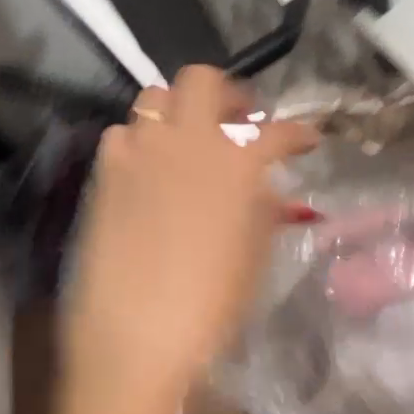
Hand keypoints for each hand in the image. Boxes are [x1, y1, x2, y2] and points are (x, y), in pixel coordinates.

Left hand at [62, 66, 317, 413]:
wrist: (138, 331)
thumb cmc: (213, 301)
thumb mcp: (255, 255)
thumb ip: (264, 211)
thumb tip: (267, 191)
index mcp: (236, 163)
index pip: (275, 132)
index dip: (298, 134)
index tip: (309, 140)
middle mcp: (185, 142)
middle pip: (203, 82)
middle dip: (230, 95)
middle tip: (243, 122)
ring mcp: (137, 152)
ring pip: (156, 99)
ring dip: (181, 113)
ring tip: (194, 144)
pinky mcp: (104, 173)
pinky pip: (124, 135)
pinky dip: (144, 142)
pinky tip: (154, 172)